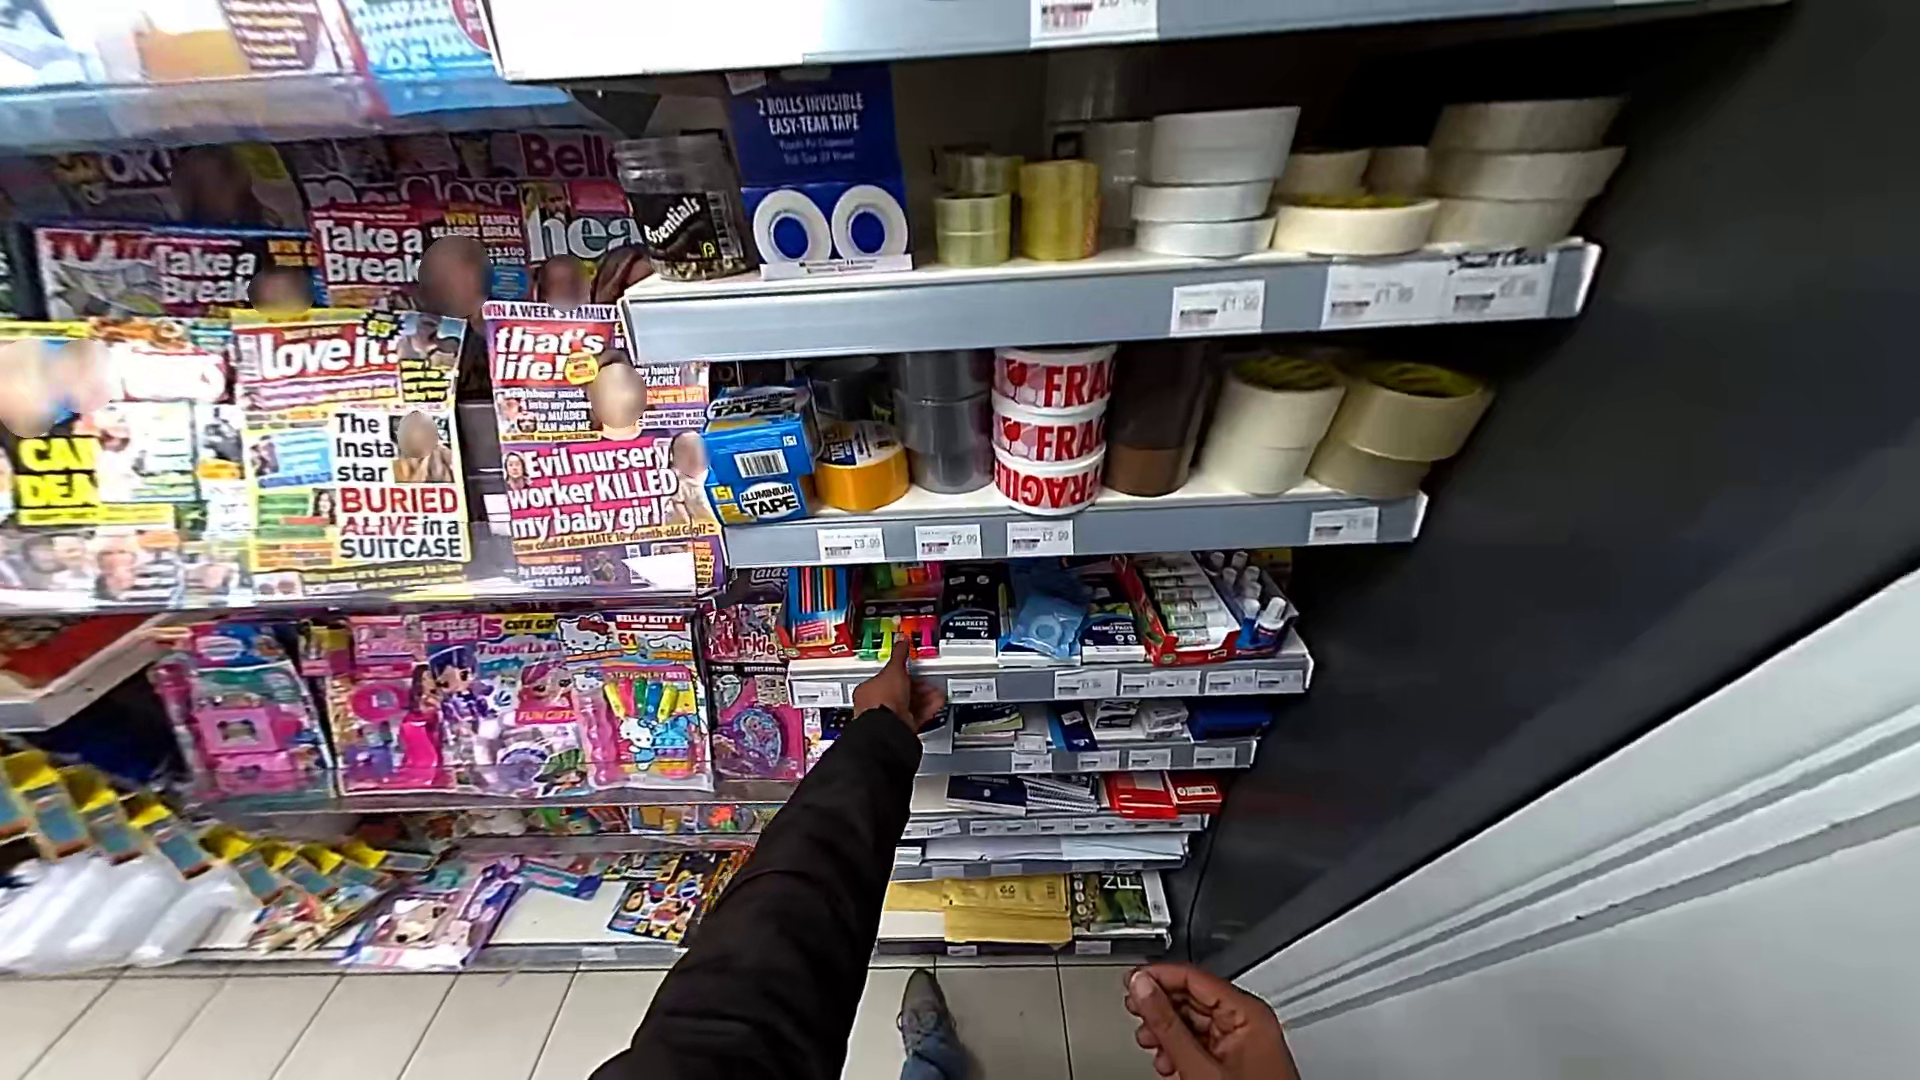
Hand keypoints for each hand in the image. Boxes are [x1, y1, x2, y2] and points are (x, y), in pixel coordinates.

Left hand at [851, 636, 945, 732]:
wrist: (888, 727)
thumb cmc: (882, 700)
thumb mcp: (894, 669)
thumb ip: (899, 656)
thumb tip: (902, 643)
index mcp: (868, 690)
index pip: (885, 677)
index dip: (901, 672)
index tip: (912, 668)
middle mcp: (876, 705)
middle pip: (900, 691)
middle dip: (917, 685)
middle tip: (928, 680)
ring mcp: (889, 718)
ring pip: (910, 703)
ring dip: (925, 696)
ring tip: (936, 690)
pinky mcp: (902, 728)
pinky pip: (917, 715)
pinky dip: (928, 708)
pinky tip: (937, 701)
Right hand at [1125, 965, 1299, 1079]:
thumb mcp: (1199, 1069)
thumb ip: (1167, 1024)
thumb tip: (1142, 986)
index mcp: (1248, 1014)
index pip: (1194, 977)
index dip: (1159, 976)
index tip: (1133, 981)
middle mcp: (1250, 1023)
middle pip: (1192, 998)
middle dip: (1160, 1008)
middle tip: (1135, 1009)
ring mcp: (1245, 1044)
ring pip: (1194, 1021)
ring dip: (1166, 1031)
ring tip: (1148, 1040)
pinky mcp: (1239, 1063)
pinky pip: (1202, 1042)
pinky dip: (1180, 1048)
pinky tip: (1166, 1060)